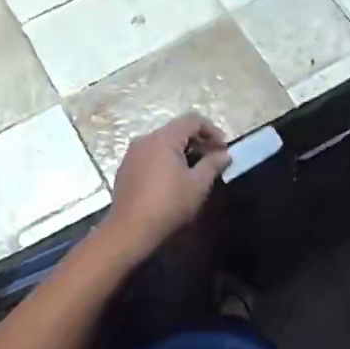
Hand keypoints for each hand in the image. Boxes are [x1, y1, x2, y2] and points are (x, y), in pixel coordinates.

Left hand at [104, 114, 230, 256]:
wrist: (130, 229)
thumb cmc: (168, 205)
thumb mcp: (198, 185)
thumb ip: (213, 164)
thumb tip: (224, 154)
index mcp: (162, 139)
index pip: (191, 119)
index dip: (212, 130)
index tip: (223, 149)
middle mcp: (144, 140)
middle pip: (175, 130)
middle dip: (197, 141)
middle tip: (213, 159)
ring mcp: (131, 154)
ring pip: (161, 143)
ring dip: (181, 151)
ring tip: (195, 170)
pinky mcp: (125, 168)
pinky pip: (149, 155)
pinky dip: (165, 159)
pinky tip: (173, 178)